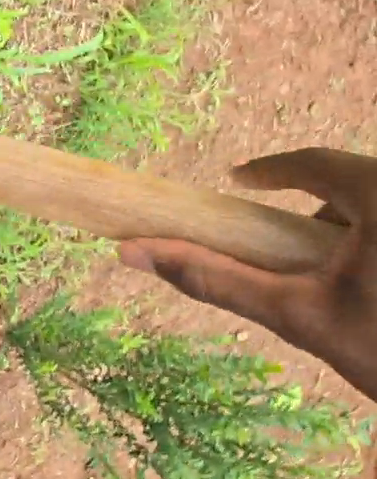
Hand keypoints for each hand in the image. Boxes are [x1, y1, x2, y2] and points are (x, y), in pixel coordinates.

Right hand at [119, 148, 376, 399]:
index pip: (320, 163)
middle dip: (332, 204)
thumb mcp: (298, 315)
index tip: (244, 179)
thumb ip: (214, 277)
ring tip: (353, 270)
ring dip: (370, 224)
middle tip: (299, 239)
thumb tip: (126, 250)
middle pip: (369, 183)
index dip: (276, 168)